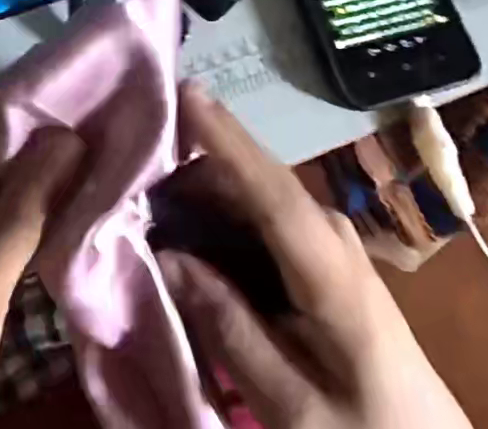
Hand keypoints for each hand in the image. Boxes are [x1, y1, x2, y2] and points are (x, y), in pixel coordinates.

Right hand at [159, 86, 471, 428]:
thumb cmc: (360, 426)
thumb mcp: (290, 403)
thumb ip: (229, 327)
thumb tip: (167, 257)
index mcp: (326, 262)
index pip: (270, 186)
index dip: (226, 137)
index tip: (186, 91)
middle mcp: (325, 228)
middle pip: (251, 180)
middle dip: (191, 165)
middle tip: (127, 167)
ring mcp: (323, 235)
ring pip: (251, 195)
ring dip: (199, 192)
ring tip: (141, 195)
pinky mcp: (314, 249)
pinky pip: (258, 217)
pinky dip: (217, 215)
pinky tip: (181, 227)